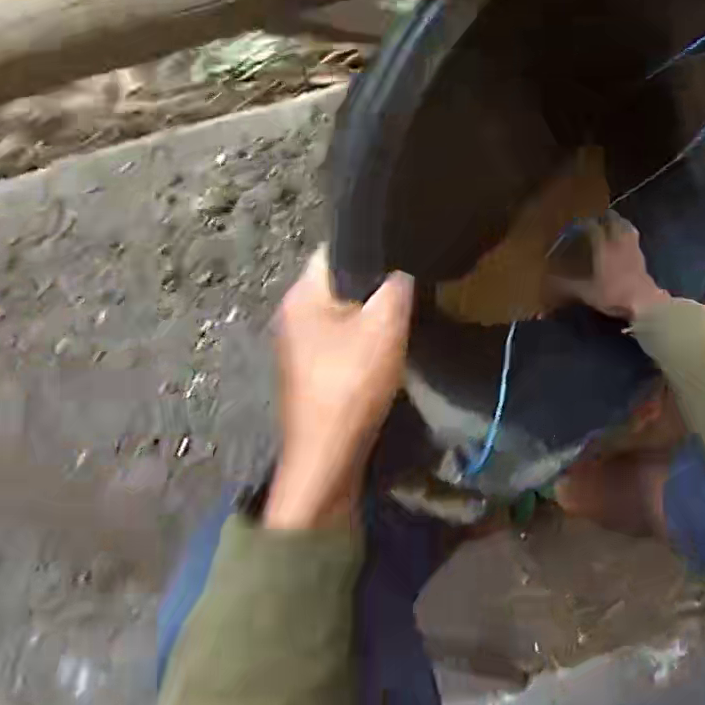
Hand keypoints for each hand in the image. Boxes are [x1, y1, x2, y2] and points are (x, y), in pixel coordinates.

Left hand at [263, 248, 414, 530]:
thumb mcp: (385, 325)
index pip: (339, 248)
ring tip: (404, 311)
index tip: (405, 251)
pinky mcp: (311, 367)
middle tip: (411, 283)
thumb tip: (403, 263)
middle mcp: (293, 311)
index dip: (374, 247)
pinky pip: (342, 334)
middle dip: (376, 281)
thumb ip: (397, 284)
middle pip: (343, 279)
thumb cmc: (352, 383)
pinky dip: (364, 334)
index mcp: (302, 293)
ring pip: (344, 308)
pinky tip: (386, 344)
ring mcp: (299, 342)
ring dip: (372, 310)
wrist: (327, 457)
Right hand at [557, 212, 670, 321]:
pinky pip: (635, 237)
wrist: (644, 302)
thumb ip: (568, 285)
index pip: (594, 227)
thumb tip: (548, 281)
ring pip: (627, 226)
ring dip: (620, 222)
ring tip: (614, 222)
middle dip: (606, 216)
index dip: (586, 223)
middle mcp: (618, 242)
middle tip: (598, 217)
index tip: (579, 222)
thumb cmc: (613, 294)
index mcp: (603, 247)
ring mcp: (632, 247)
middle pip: (614, 221)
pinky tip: (627, 240)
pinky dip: (629, 233)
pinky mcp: (642, 256)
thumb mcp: (587, 292)